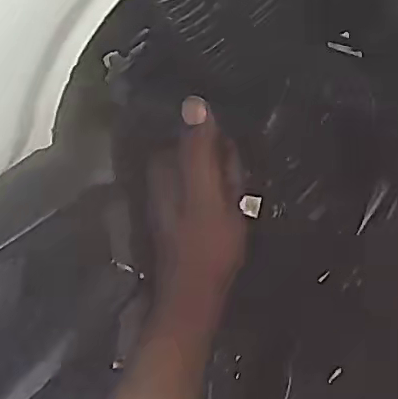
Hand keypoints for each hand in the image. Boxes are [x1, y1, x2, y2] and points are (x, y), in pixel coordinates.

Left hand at [148, 97, 247, 309]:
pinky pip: (207, 192)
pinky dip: (222, 196)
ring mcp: (169, 198)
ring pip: (206, 173)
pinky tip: (231, 214)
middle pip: (201, 153)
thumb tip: (194, 102)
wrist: (194, 296)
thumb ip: (200, 149)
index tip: (234, 166)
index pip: (196, 133)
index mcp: (164, 168)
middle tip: (236, 191)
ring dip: (226, 181)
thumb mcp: (209, 193)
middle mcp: (160, 178)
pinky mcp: (180, 216)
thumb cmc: (206, 246)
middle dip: (224, 164)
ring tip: (237, 204)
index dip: (222, 145)